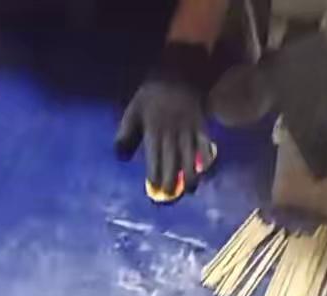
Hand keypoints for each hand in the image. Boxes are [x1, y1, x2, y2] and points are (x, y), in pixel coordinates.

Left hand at [114, 43, 214, 198]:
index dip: (154, 177)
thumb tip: (119, 156)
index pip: (154, 160)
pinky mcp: (201, 125)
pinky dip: (207, 158)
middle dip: (171, 182)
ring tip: (189, 190)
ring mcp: (188, 130)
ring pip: (190, 157)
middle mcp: (172, 134)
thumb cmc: (152, 93)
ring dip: (189, 176)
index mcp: (154, 132)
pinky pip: (206, 144)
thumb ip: (125, 133)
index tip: (154, 190)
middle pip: (172, 163)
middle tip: (169, 196)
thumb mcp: (133, 110)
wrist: (179, 67)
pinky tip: (206, 172)